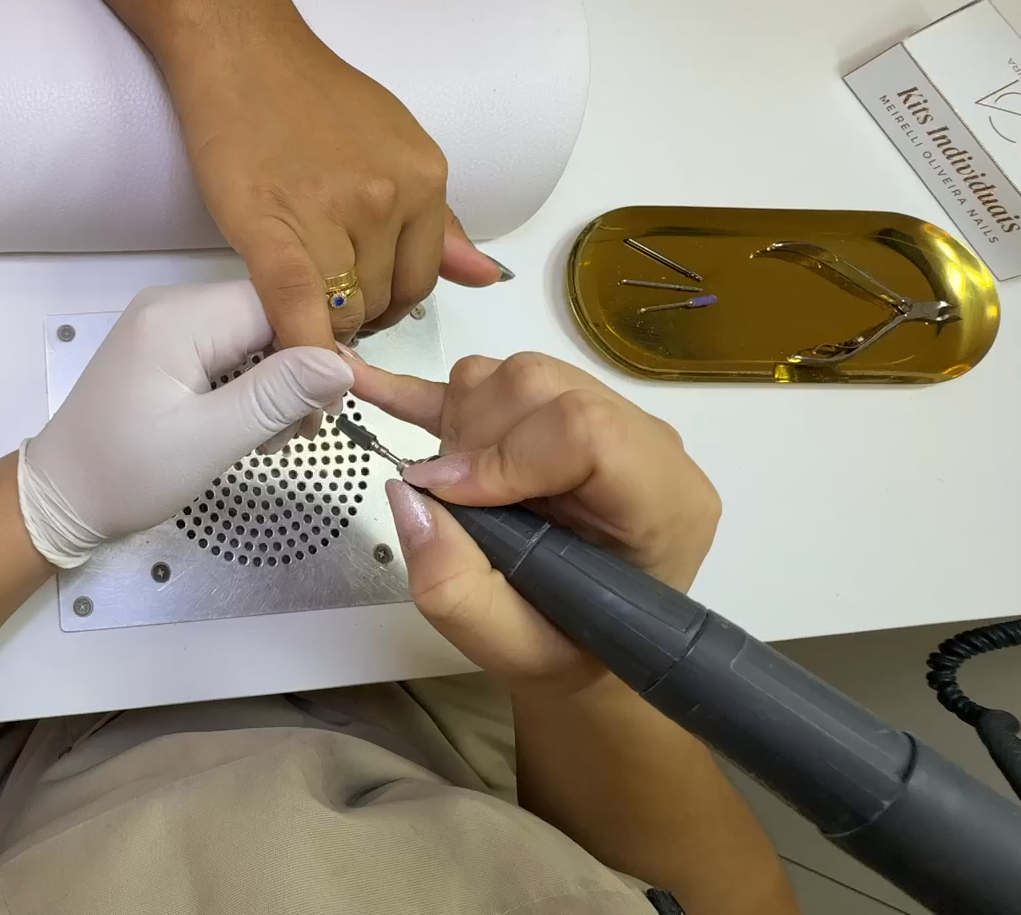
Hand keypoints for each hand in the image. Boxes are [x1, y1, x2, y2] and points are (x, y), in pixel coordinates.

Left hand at [18, 281, 351, 567]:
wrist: (61, 497)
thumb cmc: (128, 474)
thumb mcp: (208, 440)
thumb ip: (276, 396)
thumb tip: (341, 362)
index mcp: (178, 317)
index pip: (275, 304)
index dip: (314, 349)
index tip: (335, 404)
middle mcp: (171, 305)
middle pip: (264, 318)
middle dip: (293, 373)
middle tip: (295, 433)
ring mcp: (164, 325)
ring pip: (250, 337)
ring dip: (272, 385)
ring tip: (266, 439)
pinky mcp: (163, 349)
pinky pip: (225, 352)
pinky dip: (246, 387)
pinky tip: (243, 426)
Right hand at [164, 28, 506, 351]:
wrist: (240, 56)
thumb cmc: (310, 97)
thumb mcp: (396, 145)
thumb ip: (439, 220)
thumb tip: (485, 277)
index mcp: (424, 180)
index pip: (422, 279)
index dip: (388, 305)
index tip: (358, 311)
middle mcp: (390, 200)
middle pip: (381, 301)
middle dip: (356, 317)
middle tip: (320, 306)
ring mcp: (335, 216)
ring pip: (343, 311)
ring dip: (324, 324)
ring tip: (295, 307)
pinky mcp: (274, 231)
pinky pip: (300, 308)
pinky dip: (304, 347)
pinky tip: (300, 372)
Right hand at [348, 351, 719, 692]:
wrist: (574, 637)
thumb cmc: (558, 645)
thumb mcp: (508, 645)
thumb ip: (454, 584)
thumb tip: (407, 491)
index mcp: (658, 497)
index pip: (584, 429)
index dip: (502, 456)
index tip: (448, 496)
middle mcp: (635, 439)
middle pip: (535, 385)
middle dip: (472, 439)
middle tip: (451, 498)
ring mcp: (586, 416)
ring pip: (503, 375)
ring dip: (456, 423)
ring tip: (449, 482)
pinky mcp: (531, 415)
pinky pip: (471, 384)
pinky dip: (410, 387)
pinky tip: (362, 380)